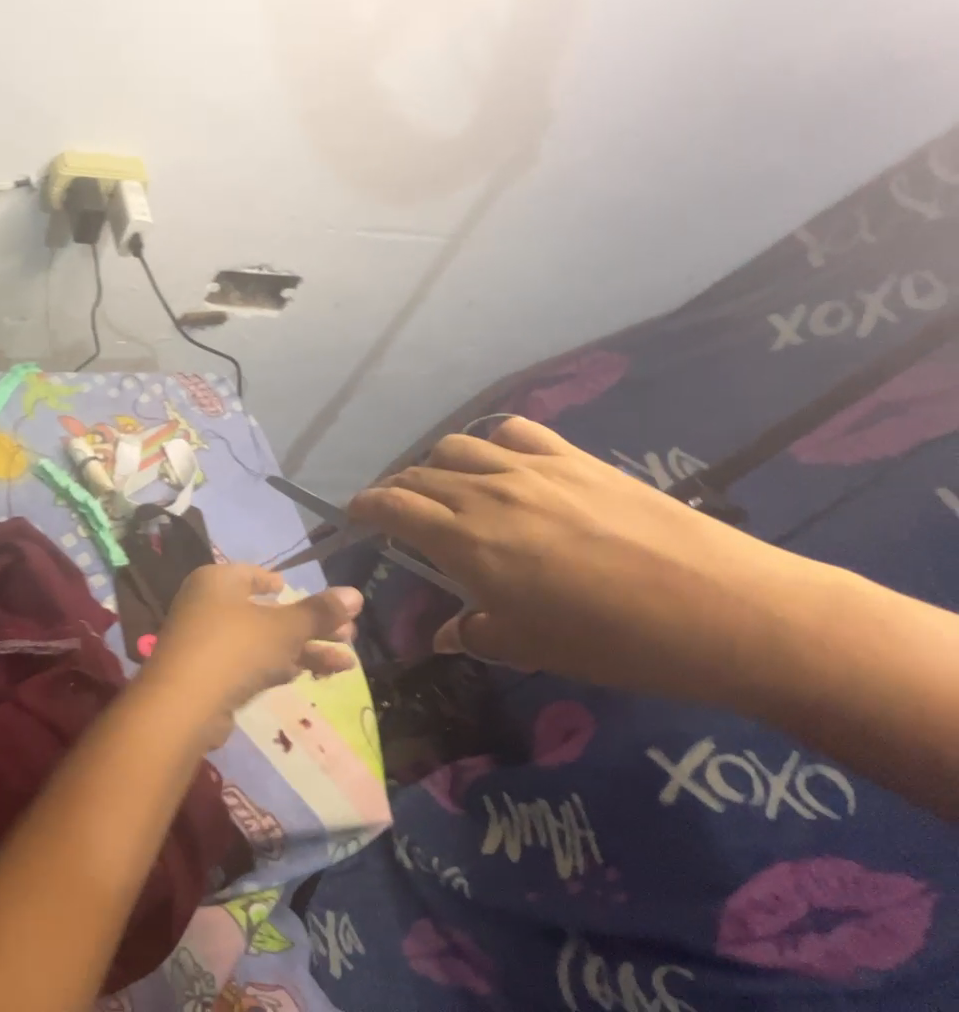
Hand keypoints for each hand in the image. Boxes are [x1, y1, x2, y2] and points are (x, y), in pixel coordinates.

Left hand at [138, 564, 362, 745]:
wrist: (184, 703)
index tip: (301, 593)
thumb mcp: (284, 627)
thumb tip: (355, 593)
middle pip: (265, 612)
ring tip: (347, 664)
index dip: (277, 583)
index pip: (251, 575)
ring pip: (261, 641)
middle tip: (350, 636)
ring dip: (303, 649)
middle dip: (309, 625)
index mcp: (217, 581)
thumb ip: (319, 612)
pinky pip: (248, 664)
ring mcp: (205, 641)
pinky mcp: (208, 675)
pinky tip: (308, 675)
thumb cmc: (235, 648)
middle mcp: (207, 605)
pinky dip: (277, 666)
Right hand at [347, 416, 822, 701]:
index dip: (365, 507)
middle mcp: (487, 494)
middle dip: (396, 490)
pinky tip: (503, 464)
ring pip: (458, 447)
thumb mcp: (528, 647)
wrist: (724, 610)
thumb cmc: (612, 641)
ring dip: (437, 465)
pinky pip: (516, 432)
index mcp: (464, 542)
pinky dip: (493, 443)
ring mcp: (534, 470)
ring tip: (445, 488)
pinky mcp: (578, 459)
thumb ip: (473, 633)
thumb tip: (444, 635)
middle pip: (418, 475)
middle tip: (397, 512)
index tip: (355, 515)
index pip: (391, 507)